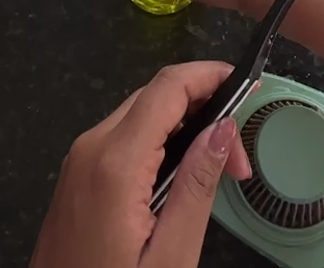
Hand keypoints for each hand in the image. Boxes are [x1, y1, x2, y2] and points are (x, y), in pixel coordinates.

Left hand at [30, 62, 252, 267]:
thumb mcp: (170, 256)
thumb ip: (197, 184)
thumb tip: (224, 126)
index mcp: (114, 161)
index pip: (168, 87)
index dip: (209, 75)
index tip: (248, 84)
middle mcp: (91, 146)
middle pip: (155, 97)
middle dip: (204, 110)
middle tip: (238, 163)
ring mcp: (78, 160)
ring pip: (140, 115)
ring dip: (183, 128)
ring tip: (218, 174)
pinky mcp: (76, 176)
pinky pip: (123, 139)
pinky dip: (158, 144)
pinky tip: (180, 179)